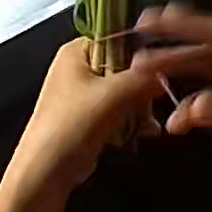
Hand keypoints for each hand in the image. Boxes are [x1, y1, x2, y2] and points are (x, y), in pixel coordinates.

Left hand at [7, 38, 160, 201]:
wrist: (46, 172)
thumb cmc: (70, 126)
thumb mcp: (111, 95)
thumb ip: (142, 78)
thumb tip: (165, 70)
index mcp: (76, 51)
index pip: (116, 39)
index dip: (139, 54)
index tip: (157, 71)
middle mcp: (78, 67)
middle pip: (123, 67)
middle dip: (140, 89)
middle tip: (148, 105)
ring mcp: (83, 93)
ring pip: (124, 91)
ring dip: (138, 108)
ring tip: (144, 124)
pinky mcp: (88, 116)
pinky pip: (118, 110)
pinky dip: (130, 121)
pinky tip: (142, 132)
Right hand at [132, 5, 211, 211]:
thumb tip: (191, 104)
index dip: (193, 25)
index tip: (159, 17)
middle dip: (175, 42)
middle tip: (138, 35)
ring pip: (207, 68)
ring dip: (175, 71)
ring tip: (139, 72)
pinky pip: (211, 95)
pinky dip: (189, 105)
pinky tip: (171, 120)